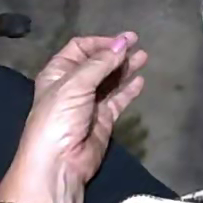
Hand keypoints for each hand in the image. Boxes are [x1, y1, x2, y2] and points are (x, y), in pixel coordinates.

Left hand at [1, 33, 147, 202]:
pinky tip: (140, 81)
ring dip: (125, 68)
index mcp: (58, 72)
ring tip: (144, 57)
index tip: (123, 40)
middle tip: (138, 43)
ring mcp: (89, 103)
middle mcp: (73, 85)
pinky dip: (129, 90)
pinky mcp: (103, 120)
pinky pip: (118, 100)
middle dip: (116, 53)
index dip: (101, 42)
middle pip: (97, 63)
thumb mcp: (75, 84)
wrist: (59, 163)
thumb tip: (122, 43)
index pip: (80, 48)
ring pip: (110, 80)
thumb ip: (101, 63)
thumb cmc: (59, 117)